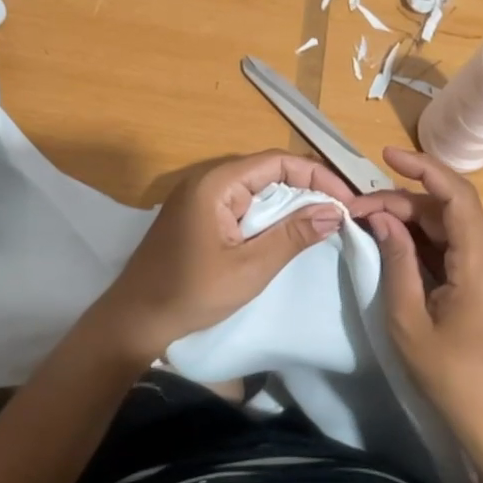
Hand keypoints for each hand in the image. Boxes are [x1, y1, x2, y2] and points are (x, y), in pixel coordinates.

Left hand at [90, 150, 359, 359]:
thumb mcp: (250, 267)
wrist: (136, 321)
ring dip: (291, 202)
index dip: (317, 175)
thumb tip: (335, 212)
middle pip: (268, 170)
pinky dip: (270, 215)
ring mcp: (200, 199)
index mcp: (217, 184)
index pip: (278, 161)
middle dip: (308, 187)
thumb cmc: (192, 293)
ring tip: (325, 219)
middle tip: (342, 210)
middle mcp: (207, 181)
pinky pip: (242, 205)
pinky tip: (290, 232)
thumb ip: (293, 235)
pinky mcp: (198, 218)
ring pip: (257, 189)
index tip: (347, 200)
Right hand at [359, 147, 482, 434]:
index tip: (385, 156)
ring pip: (450, 228)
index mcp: (481, 262)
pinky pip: (455, 250)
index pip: (456, 195)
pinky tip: (393, 247)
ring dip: (411, 222)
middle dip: (403, 201)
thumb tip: (382, 217)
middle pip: (449, 210)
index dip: (423, 167)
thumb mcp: (408, 319)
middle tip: (357, 211)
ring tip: (367, 225)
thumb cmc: (448, 375)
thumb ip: (396, 262)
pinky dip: (424, 244)